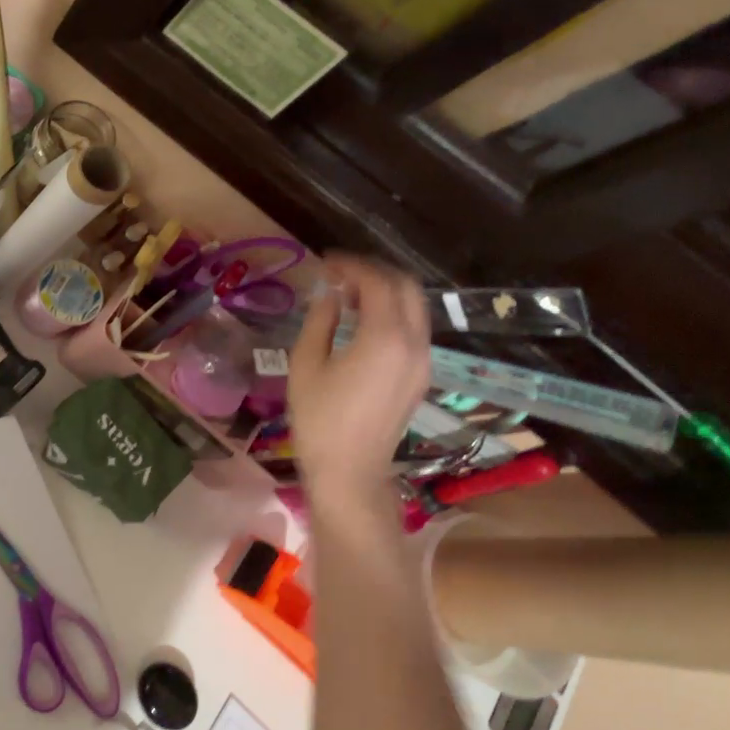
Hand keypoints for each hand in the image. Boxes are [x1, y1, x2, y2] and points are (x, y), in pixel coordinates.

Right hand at [287, 255, 430, 496]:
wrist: (350, 468)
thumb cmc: (318, 416)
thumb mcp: (306, 363)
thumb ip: (320, 321)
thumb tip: (329, 294)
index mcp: (385, 338)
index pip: (378, 283)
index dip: (351, 266)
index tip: (324, 261)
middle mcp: (414, 344)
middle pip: (406, 288)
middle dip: (373, 272)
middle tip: (338, 272)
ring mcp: (423, 361)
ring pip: (415, 307)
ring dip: (384, 292)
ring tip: (347, 294)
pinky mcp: (420, 375)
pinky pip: (413, 329)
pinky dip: (390, 312)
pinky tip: (360, 321)